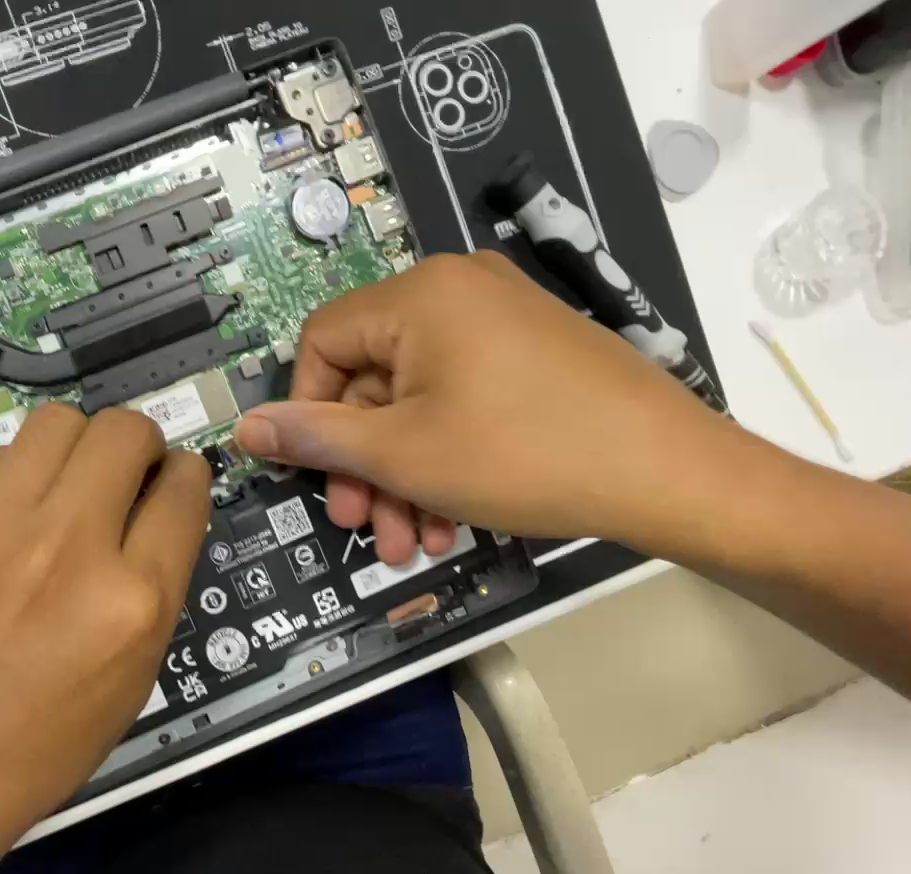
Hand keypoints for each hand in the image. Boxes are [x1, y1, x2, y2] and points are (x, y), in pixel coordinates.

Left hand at [0, 405, 211, 828]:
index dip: (188, 477)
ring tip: (67, 489)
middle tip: (126, 479)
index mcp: (131, 600)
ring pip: (57, 422)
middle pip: (124, 433)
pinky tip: (9, 524)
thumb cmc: (49, 736)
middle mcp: (64, 548)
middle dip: (141, 446)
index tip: (174, 483)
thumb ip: (158, 578)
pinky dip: (19, 479)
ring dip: (79, 448)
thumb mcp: (136, 671)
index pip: (183, 488)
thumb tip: (161, 499)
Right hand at [233, 252, 738, 557]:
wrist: (667, 474)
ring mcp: (499, 323)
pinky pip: (459, 405)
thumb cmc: (519, 455)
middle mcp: (456, 293)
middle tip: (362, 527)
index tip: (317, 472)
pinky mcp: (529, 358)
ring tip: (411, 544)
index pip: (322, 341)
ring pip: (416, 405)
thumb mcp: (400, 454)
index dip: (305, 411)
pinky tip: (448, 523)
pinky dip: (444, 461)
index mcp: (418, 295)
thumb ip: (314, 437)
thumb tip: (243, 428)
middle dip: (361, 466)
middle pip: (371, 382)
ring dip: (402, 479)